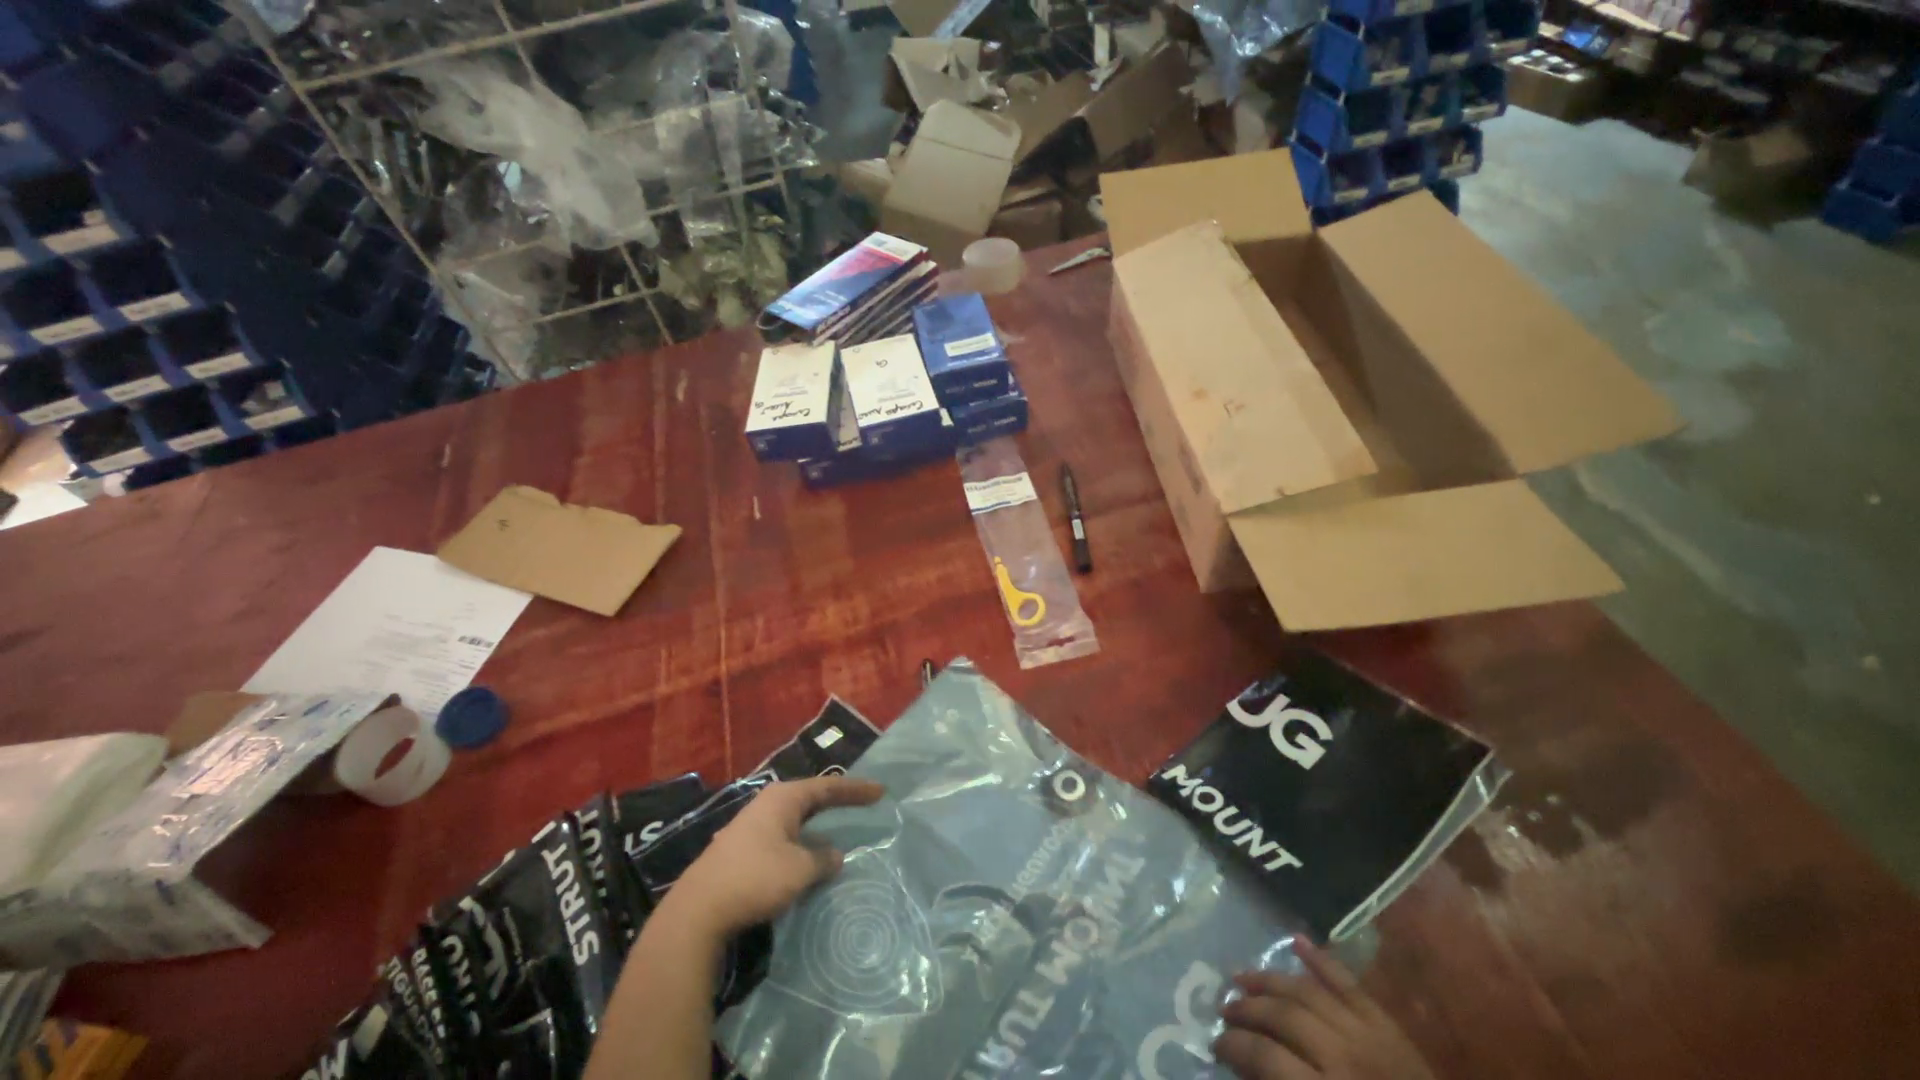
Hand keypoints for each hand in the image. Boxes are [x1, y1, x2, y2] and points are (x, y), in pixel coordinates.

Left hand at [663, 776, 884, 935]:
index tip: (880, 792)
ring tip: (839, 830)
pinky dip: (801, 842)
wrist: (699, 910)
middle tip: (863, 804)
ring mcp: (750, 828)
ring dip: (817, 825)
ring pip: (794, 820)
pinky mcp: (741, 851)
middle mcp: (766, 806)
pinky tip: (807, 858)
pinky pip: (783, 838)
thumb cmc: (755, 879)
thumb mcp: (800, 869)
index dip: (855, 790)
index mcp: (782, 799)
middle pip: (809, 798)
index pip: (827, 786)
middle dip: (835, 802)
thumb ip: (823, 859)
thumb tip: (834, 853)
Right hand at [1214, 940, 1435, 1079]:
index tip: (1215, 1044)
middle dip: (1246, 1010)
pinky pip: (1348, 983)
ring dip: (1270, 981)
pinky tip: (1295, 942)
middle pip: (1283, 1016)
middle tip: (1224, 1010)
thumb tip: (1247, 1071)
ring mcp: (1368, 1034)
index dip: (1233, 1046)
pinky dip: (1321, 961)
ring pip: (1308, 992)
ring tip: (1242, 979)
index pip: (1264, 1057)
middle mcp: (1343, 1058)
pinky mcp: (1386, 1024)